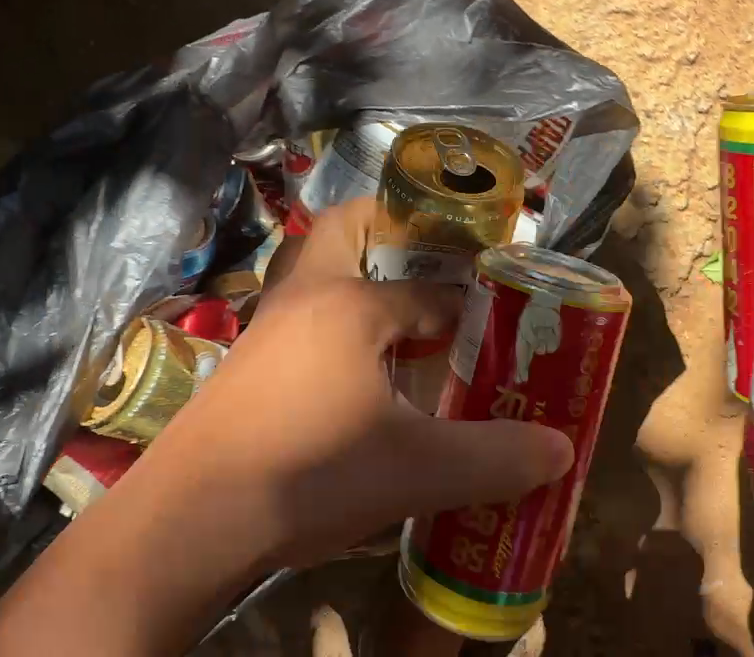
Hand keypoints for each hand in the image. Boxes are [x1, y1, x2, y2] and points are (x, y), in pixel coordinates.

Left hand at [157, 196, 573, 568]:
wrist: (191, 521)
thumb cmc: (311, 470)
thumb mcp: (416, 468)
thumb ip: (494, 455)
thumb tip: (562, 448)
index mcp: (349, 302)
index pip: (425, 288)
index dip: (464, 305)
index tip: (492, 325)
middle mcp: (304, 298)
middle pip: (345, 231)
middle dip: (391, 237)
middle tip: (435, 270)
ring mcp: (266, 329)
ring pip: (320, 277)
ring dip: (361, 286)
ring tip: (406, 329)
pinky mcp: (245, 365)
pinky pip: (302, 320)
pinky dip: (335, 328)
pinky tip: (355, 380)